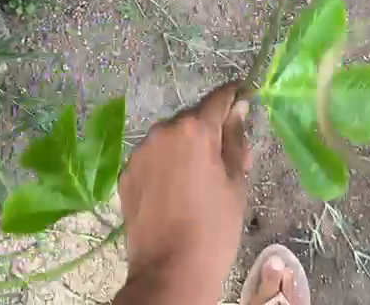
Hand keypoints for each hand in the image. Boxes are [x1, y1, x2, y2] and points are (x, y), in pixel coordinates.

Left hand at [113, 84, 251, 304]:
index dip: (233, 95)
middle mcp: (163, 130)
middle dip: (207, 131)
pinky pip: (152, 158)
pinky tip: (172, 193)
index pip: (218, 98)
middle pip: (192, 119)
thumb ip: (236, 140)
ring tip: (194, 182)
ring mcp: (141, 150)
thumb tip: (237, 110)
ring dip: (183, 148)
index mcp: (195, 129)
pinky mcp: (126, 172)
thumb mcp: (236, 184)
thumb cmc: (213, 230)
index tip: (243, 95)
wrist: (169, 273)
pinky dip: (164, 166)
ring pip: (170, 138)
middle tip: (222, 159)